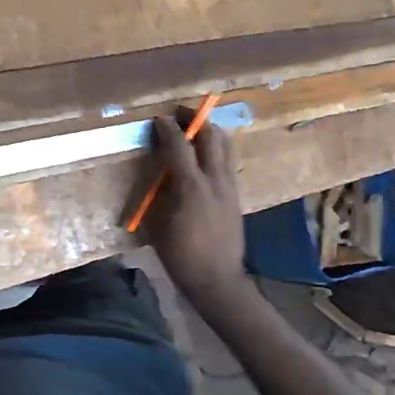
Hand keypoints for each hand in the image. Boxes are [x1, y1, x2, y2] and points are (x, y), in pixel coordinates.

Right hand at [147, 116, 250, 301]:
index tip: (158, 119)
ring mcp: (229, 187)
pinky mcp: (236, 196)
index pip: (179, 146)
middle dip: (195, 119)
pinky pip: (228, 163)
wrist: (218, 280)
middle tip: (180, 114)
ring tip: (197, 128)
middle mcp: (214, 180)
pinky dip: (217, 150)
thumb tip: (160, 177)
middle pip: (210, 136)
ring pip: (225, 146)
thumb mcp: (159, 226)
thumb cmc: (182, 257)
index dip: (167, 129)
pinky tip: (206, 156)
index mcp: (191, 187)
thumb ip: (160, 196)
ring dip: (210, 131)